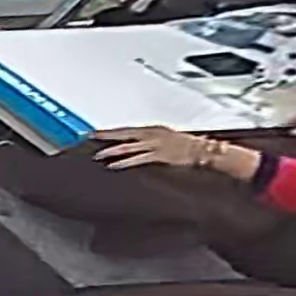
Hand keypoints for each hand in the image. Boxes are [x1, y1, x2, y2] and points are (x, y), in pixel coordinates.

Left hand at [91, 126, 206, 168]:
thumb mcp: (162, 136)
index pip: (125, 129)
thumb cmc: (184, 144)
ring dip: (110, 151)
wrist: (207, 150)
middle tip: (88, 137)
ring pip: (127, 147)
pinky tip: (112, 166)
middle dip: (105, 135)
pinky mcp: (160, 155)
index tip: (91, 132)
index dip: (108, 131)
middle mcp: (153, 134)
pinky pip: (138, 159)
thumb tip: (125, 141)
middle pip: (123, 134)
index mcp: (153, 129)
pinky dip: (123, 162)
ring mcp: (157, 144)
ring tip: (97, 156)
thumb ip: (145, 138)